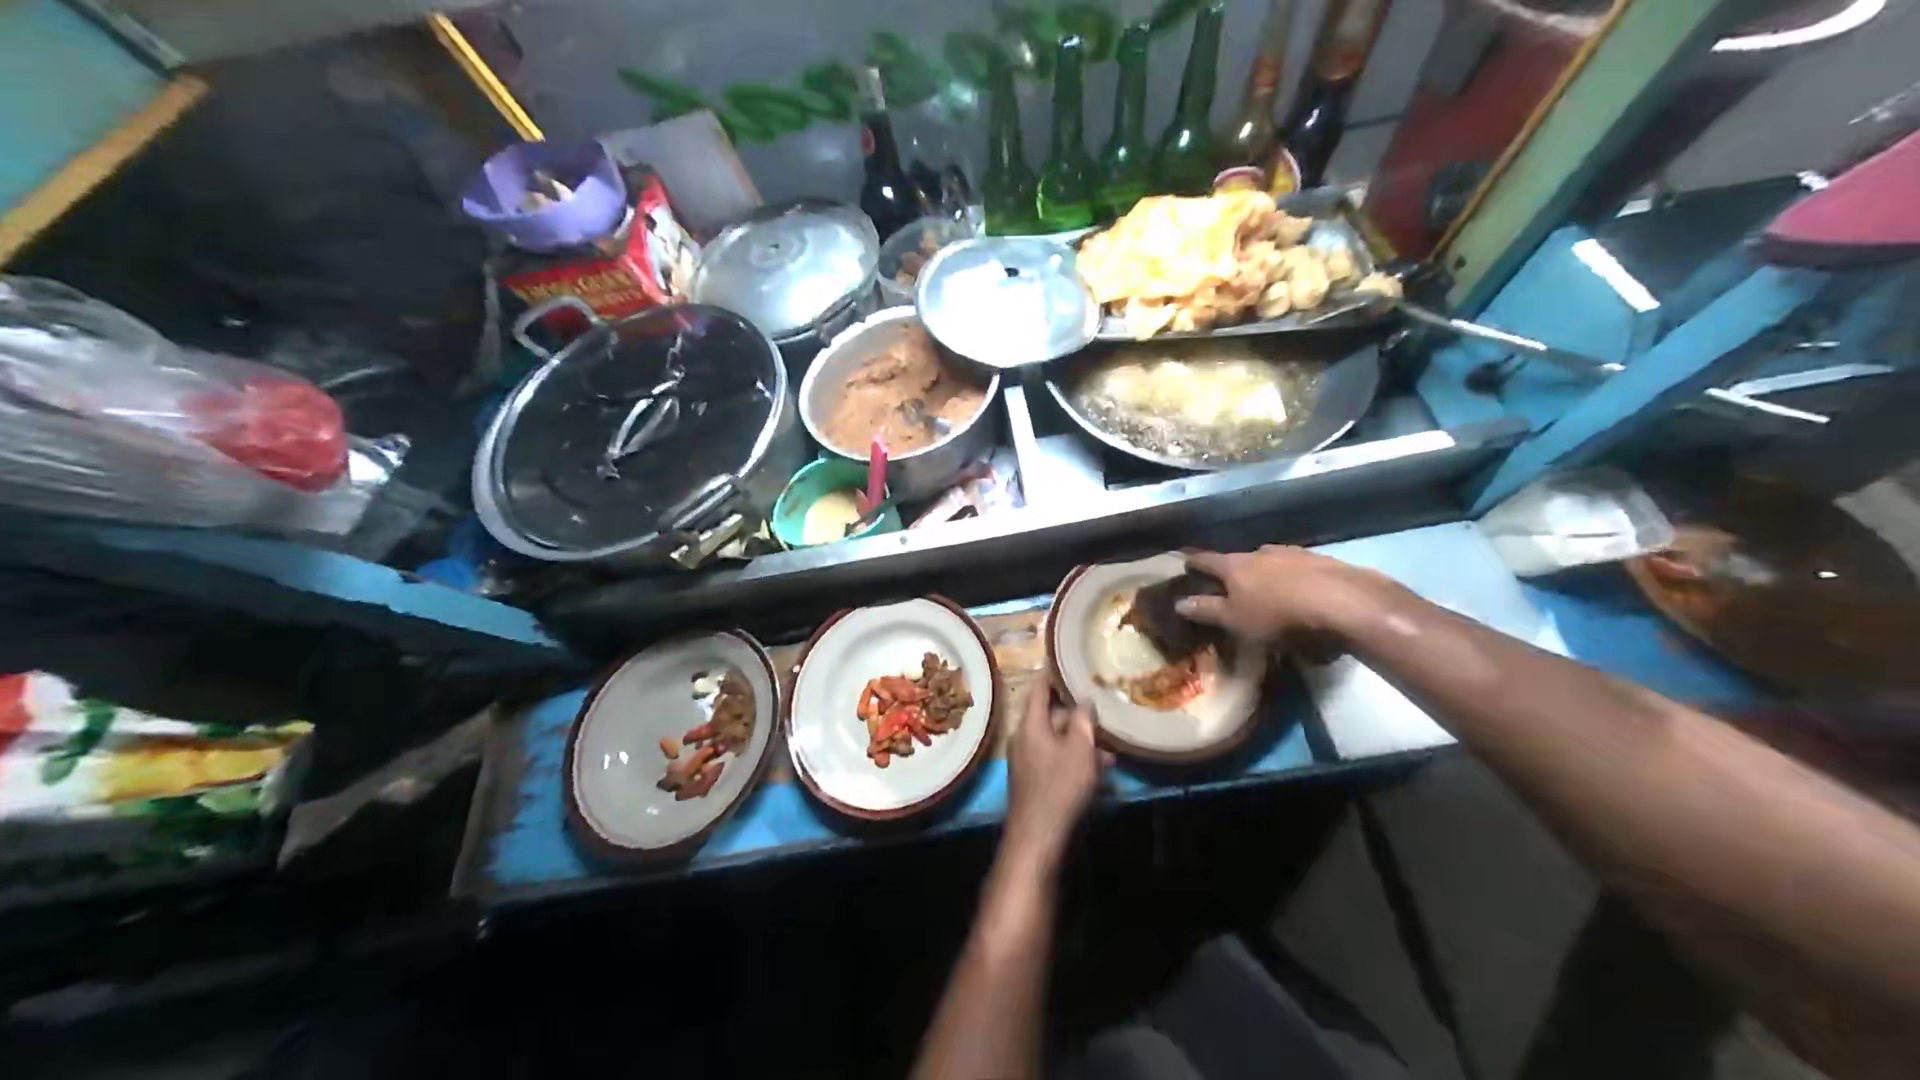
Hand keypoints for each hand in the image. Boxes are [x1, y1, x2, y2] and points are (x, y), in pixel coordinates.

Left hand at [1003, 676, 1104, 870]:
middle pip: (1049, 714)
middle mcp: (1023, 736)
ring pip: (1055, 738)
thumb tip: (1083, 701)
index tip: (1064, 658)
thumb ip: (1082, 721)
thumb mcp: (1079, 750)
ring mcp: (1026, 759)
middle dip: (1074, 711)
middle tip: (1098, 702)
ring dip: (1079, 738)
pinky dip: (1073, 756)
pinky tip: (1098, 766)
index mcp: (1030, 723)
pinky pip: (1055, 757)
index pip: (1039, 687)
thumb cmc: (1060, 786)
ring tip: (1108, 743)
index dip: (1052, 672)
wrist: (1038, 835)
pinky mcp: (1033, 779)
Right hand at [1178, 546, 1398, 644]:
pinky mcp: (1323, 562)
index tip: (1185, 565)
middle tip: (1231, 587)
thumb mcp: (1236, 621)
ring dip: (1266, 575)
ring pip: (1271, 563)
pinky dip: (1294, 582)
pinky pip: (1299, 571)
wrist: (1344, 604)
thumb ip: (1207, 611)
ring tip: (1268, 593)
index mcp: (1234, 565)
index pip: (1205, 560)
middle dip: (1234, 571)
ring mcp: (1294, 554)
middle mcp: (1261, 552)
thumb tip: (1178, 602)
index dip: (1193, 563)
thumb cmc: (1278, 615)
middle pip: (1240, 559)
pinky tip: (1302, 597)